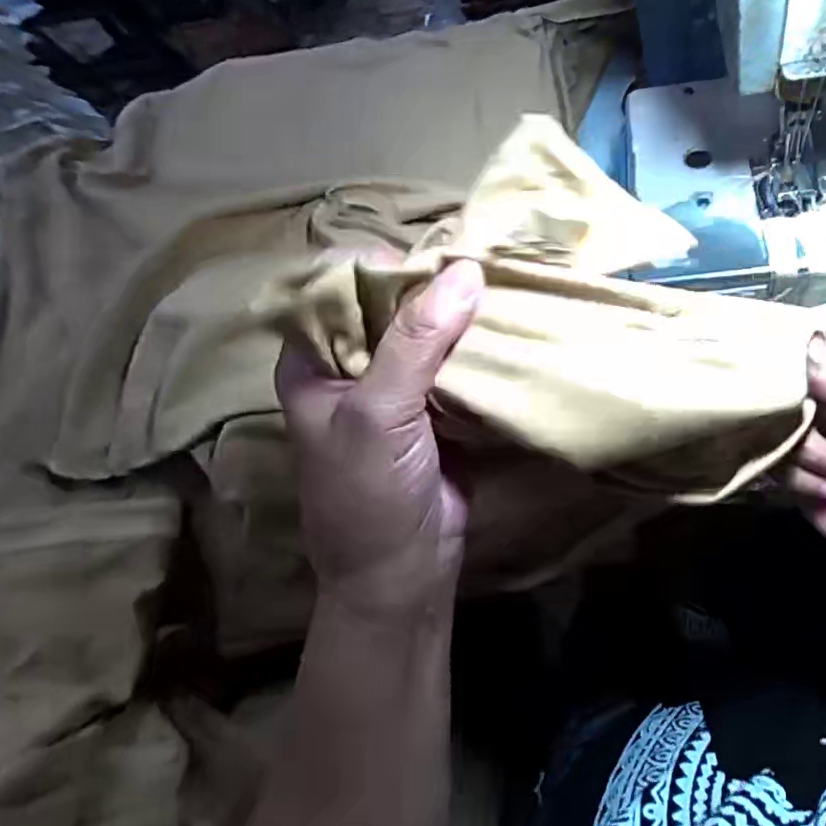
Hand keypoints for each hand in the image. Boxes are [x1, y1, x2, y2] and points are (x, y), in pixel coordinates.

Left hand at [275, 259, 484, 623]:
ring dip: (465, 319)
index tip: (440, 256)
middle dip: (436, 290)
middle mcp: (355, 368)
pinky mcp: (440, 410)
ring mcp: (401, 390)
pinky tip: (510, 332)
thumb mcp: (380, 412)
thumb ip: (417, 342)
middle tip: (486, 270)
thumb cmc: (369, 493)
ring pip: (433, 336)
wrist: (406, 569)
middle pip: (394, 309)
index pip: (343, 291)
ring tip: (506, 290)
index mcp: (314, 361)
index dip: (387, 268)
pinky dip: (483, 350)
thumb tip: (467, 271)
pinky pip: (460, 366)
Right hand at [789, 335, 825, 601]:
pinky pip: (777, 459)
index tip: (795, 361)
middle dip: (810, 414)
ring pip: (783, 424)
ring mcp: (814, 436)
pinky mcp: (795, 470)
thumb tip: (804, 345)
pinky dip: (805, 480)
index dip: (810, 351)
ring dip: (816, 457)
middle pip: (797, 384)